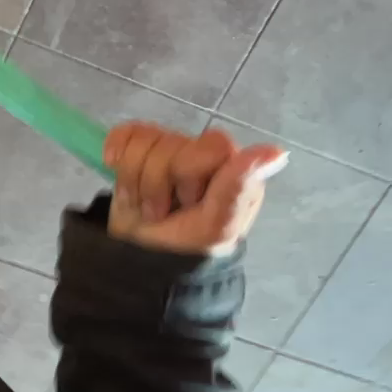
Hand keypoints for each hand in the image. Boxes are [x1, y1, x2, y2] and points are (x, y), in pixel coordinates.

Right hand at [102, 123, 287, 256]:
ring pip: (142, 141)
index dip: (188, 172)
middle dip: (155, 184)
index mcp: (230, 166)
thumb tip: (276, 151)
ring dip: (133, 181)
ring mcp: (167, 147)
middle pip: (169, 143)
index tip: (188, 201)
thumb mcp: (215, 227)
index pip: (208, 144)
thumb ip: (238, 189)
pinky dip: (115, 158)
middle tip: (159, 212)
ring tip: (142, 205)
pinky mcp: (135, 146)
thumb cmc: (185, 246)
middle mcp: (201, 151)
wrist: (142, 257)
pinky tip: (119, 175)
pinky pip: (122, 134)